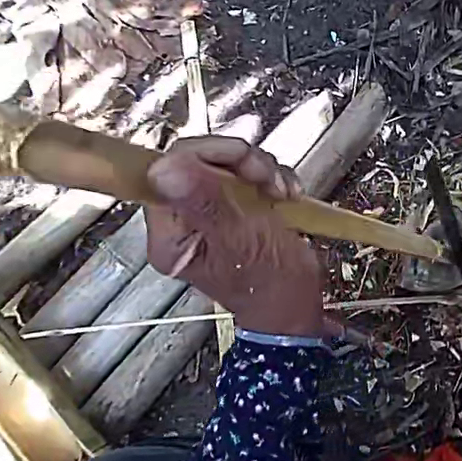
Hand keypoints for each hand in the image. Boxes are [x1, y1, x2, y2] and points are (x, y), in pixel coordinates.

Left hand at [145, 136, 324, 338]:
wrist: (297, 305)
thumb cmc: (271, 283)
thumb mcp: (240, 240)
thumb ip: (204, 203)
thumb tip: (164, 168)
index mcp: (171, 234)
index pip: (169, 171)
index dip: (205, 156)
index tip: (243, 162)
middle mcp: (183, 220)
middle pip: (198, 161)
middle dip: (240, 162)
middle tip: (267, 178)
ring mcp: (210, 211)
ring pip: (226, 163)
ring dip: (261, 170)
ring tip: (281, 192)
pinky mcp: (234, 206)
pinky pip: (246, 174)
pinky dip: (271, 178)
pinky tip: (287, 195)